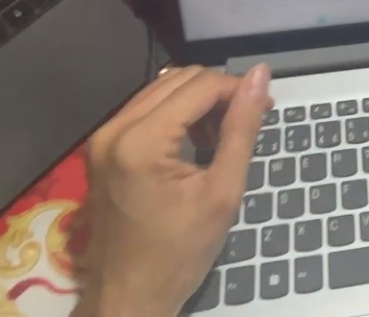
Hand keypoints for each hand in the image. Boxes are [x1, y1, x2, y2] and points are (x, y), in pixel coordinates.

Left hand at [73, 63, 271, 316]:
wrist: (126, 303)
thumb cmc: (178, 254)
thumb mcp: (222, 192)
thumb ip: (242, 128)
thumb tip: (259, 74)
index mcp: (142, 140)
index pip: (202, 85)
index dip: (238, 90)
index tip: (265, 110)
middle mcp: (116, 127)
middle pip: (182, 78)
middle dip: (220, 92)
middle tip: (246, 122)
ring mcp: (105, 136)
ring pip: (165, 87)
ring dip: (199, 100)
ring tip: (221, 133)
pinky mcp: (103, 146)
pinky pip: (147, 106)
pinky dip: (177, 111)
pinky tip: (194, 140)